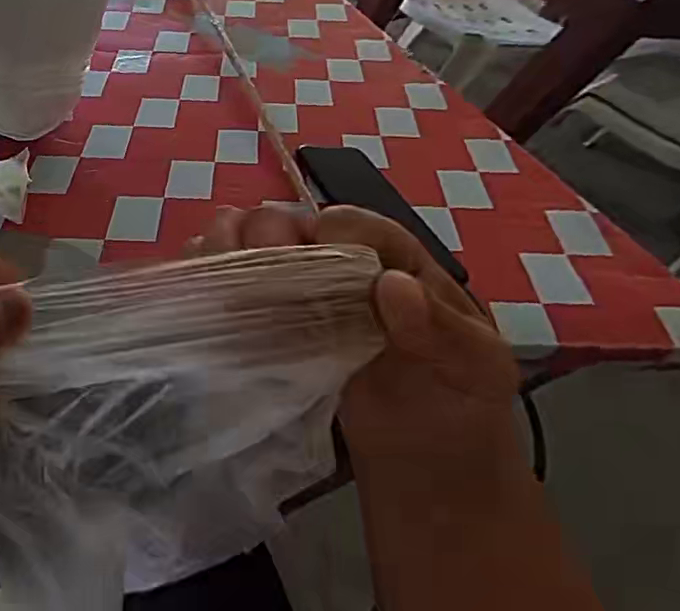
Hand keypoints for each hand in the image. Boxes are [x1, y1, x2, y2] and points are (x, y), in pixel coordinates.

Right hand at [188, 204, 522, 470]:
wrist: (420, 460)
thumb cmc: (455, 406)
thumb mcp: (478, 371)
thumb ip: (443, 328)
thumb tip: (392, 285)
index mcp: (388, 256)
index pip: (349, 221)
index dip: (328, 233)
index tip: (315, 260)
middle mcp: (327, 259)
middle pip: (278, 219)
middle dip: (262, 239)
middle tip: (262, 277)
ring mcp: (285, 283)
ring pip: (237, 237)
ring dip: (223, 250)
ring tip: (226, 282)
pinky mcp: (253, 311)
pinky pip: (216, 274)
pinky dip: (202, 274)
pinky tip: (205, 294)